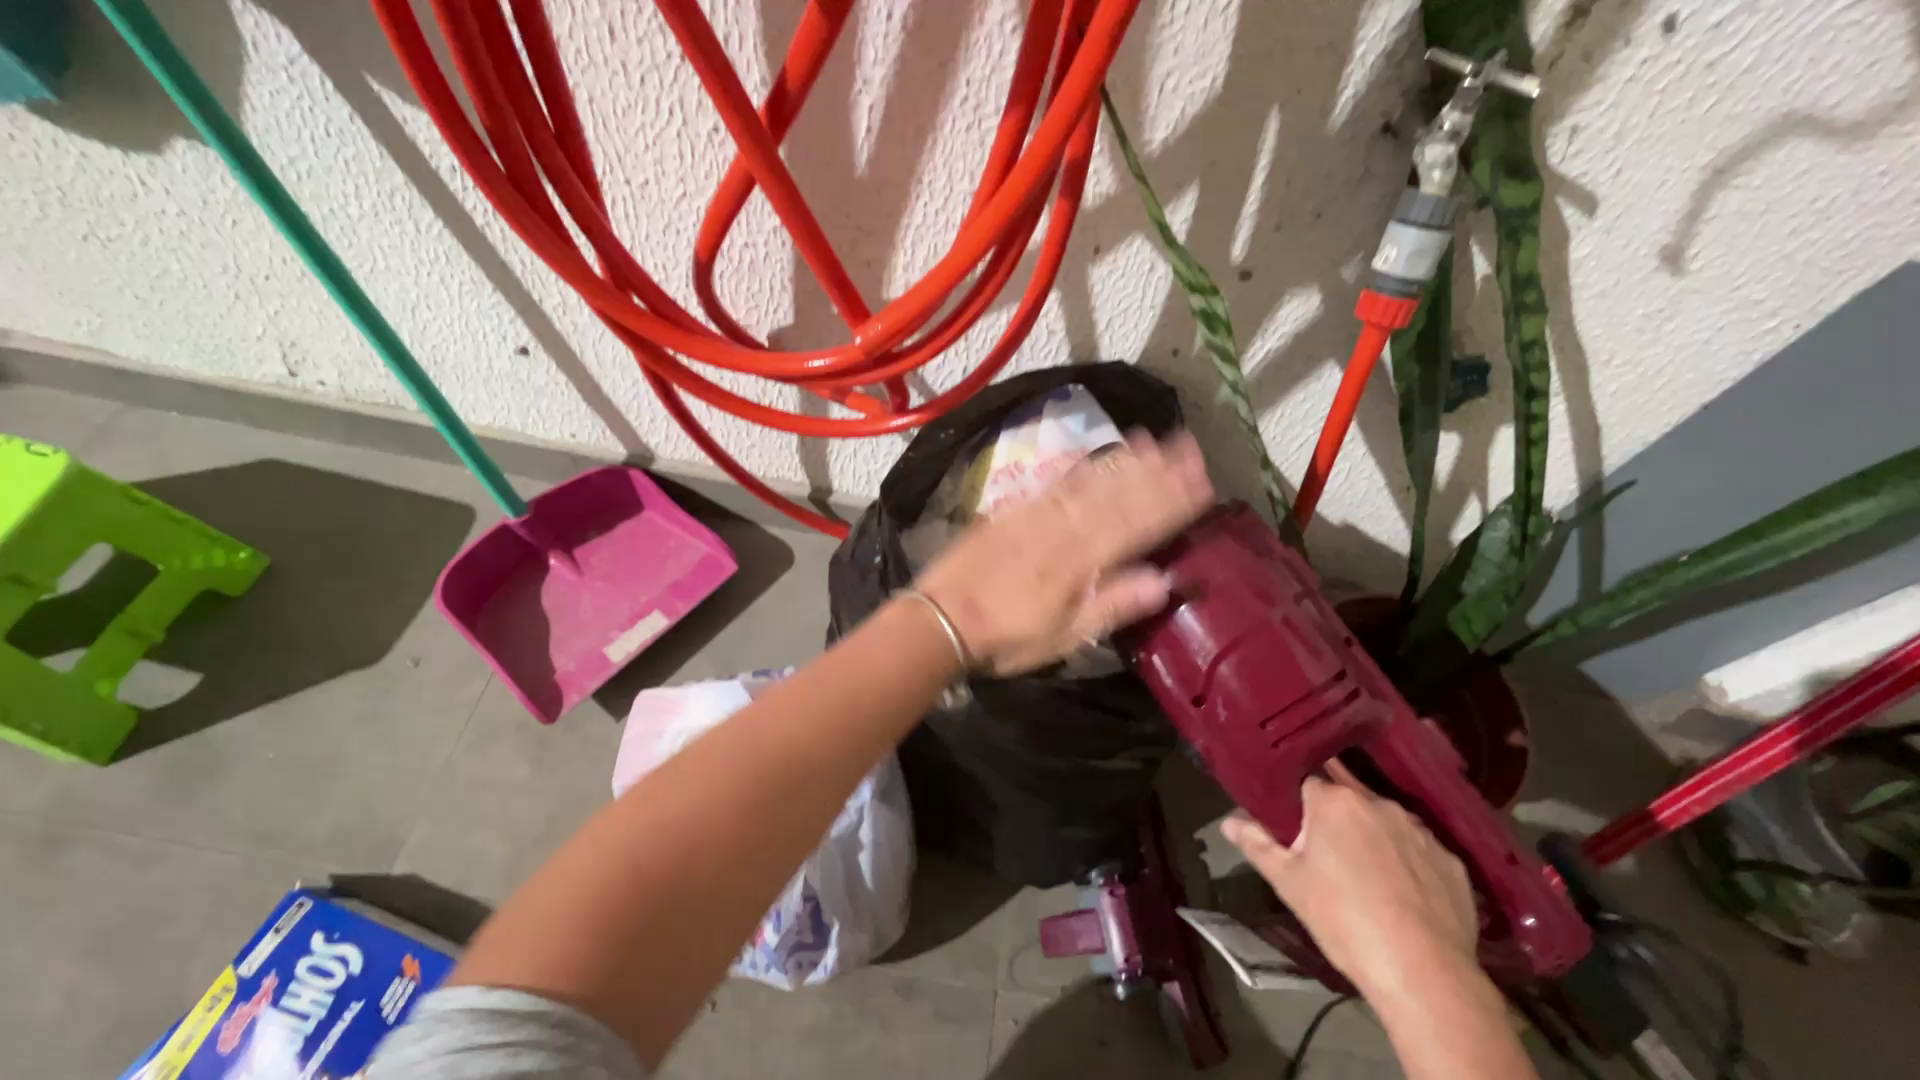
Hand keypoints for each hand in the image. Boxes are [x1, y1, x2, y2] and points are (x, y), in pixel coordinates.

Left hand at [913, 430, 1213, 675]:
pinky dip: (1082, 466)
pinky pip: (1056, 482)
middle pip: (1119, 496)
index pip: (1138, 525)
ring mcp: (1037, 515)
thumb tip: (1165, 580)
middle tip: (1189, 447)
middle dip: (1157, 472)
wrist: (941, 618)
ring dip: (1125, 461)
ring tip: (1154, 439)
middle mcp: (1065, 529)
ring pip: (1091, 483)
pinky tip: (1098, 454)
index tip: (1201, 482)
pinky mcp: (1014, 509)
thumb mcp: (1065, 635)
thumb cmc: (1007, 637)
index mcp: (1083, 562)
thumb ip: (1114, 605)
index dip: (1171, 502)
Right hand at [1221, 765, 1478, 998]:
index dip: (1298, 805)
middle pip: (1350, 801)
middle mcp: (1380, 804)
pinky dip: (1408, 865)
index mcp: (1336, 802)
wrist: (1422, 971)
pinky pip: (1420, 853)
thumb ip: (1257, 845)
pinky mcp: (1452, 862)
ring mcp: (1422, 832)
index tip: (1293, 827)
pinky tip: (1402, 897)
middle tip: (1324, 857)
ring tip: (1365, 879)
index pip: (1309, 784)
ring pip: (1386, 825)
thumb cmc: (1342, 920)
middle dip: (1336, 822)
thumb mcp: (1288, 884)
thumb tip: (1227, 821)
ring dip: (1373, 840)